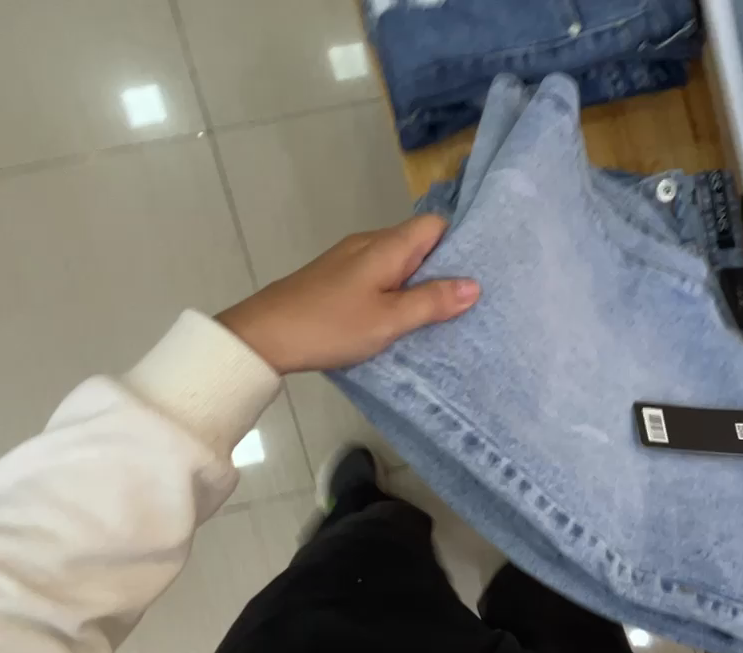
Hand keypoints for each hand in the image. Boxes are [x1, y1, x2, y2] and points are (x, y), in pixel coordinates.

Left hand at [216, 214, 478, 373]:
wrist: (265, 336)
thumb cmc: (332, 325)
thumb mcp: (390, 319)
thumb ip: (432, 302)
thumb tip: (474, 285)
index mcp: (386, 247)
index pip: (433, 225)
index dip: (457, 242)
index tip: (477, 271)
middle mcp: (369, 244)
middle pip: (417, 243)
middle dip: (442, 267)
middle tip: (466, 300)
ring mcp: (350, 261)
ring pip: (398, 262)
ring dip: (418, 283)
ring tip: (439, 313)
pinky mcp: (337, 279)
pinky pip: (379, 276)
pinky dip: (396, 291)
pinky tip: (401, 318)